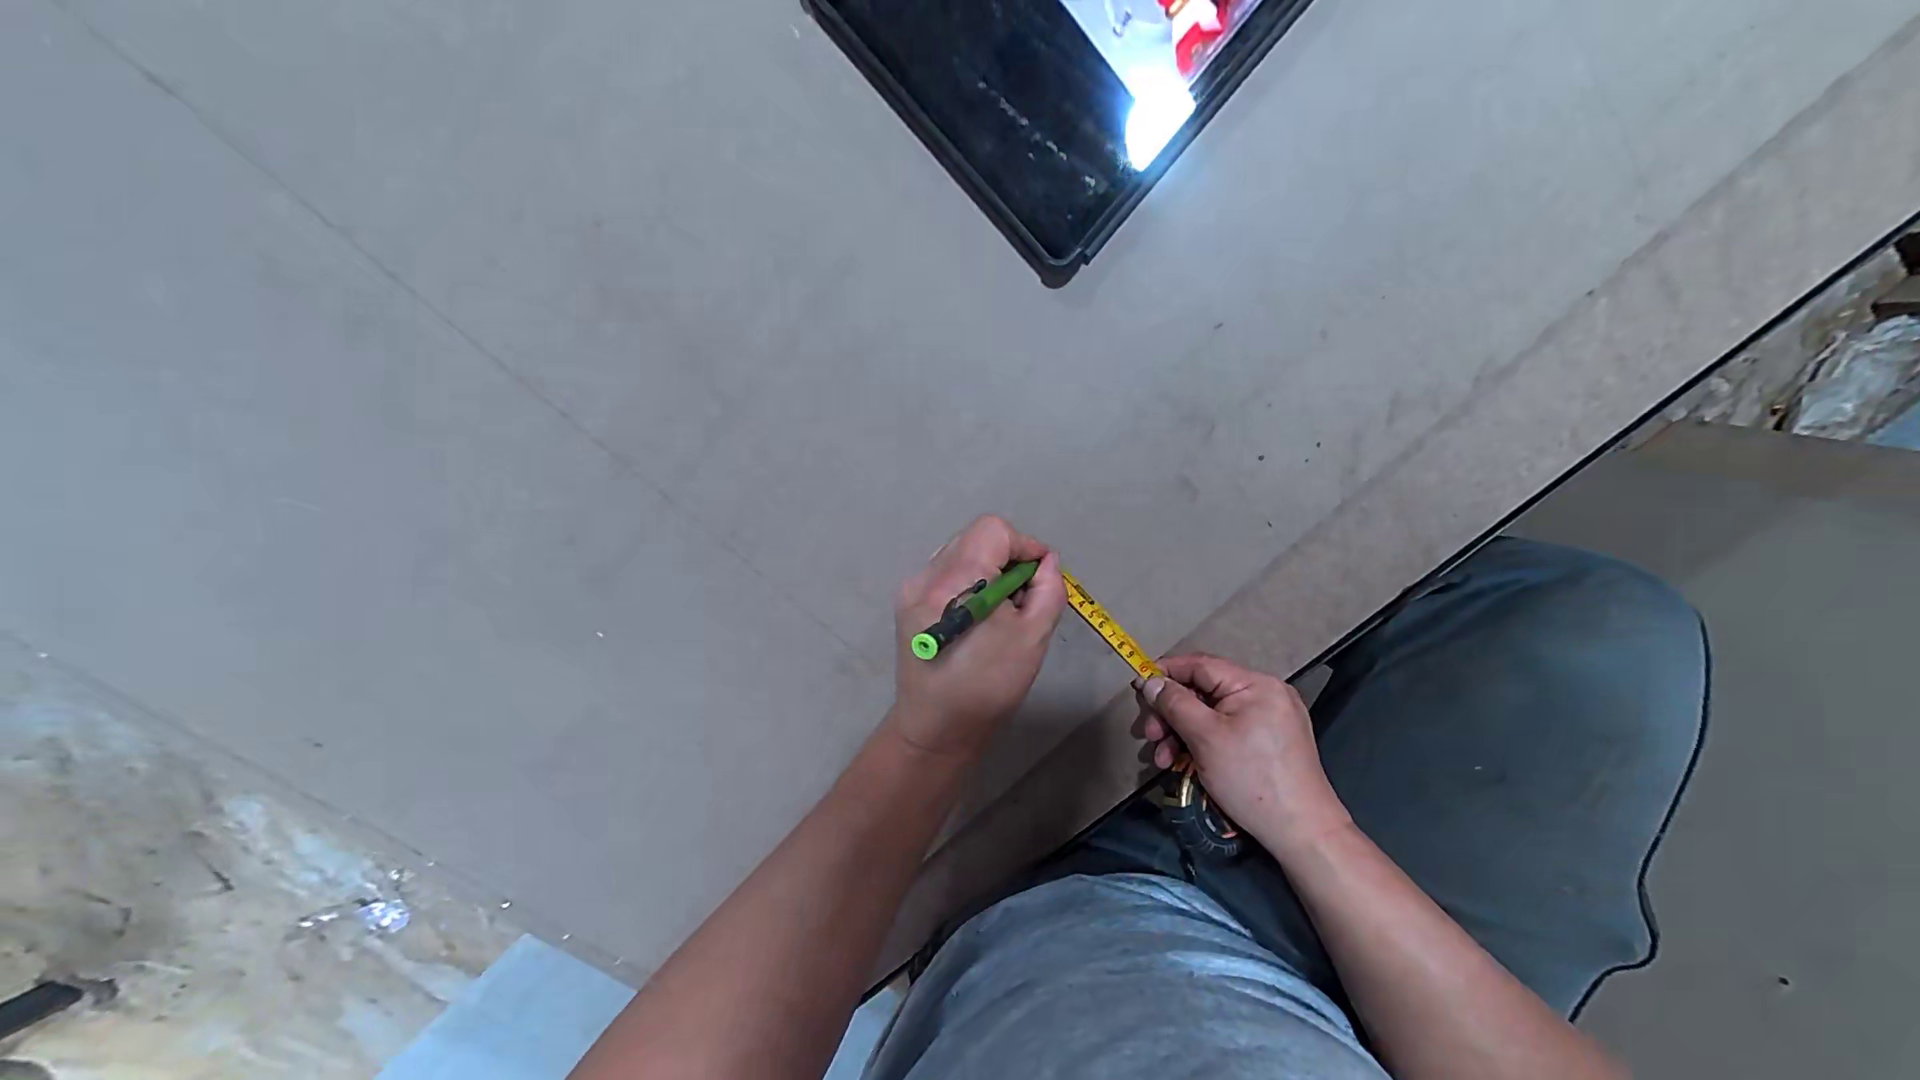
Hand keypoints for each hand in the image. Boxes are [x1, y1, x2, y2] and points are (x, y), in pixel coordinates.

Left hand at [889, 515, 1066, 759]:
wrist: (937, 728)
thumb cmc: (989, 686)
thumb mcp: (1033, 637)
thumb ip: (1048, 589)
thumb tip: (1046, 561)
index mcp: (954, 581)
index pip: (993, 530)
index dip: (1024, 546)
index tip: (1038, 577)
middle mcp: (926, 576)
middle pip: (974, 538)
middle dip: (1006, 558)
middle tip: (1021, 597)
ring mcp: (911, 588)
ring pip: (960, 553)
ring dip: (987, 569)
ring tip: (998, 610)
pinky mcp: (906, 602)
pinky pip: (945, 573)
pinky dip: (968, 582)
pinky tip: (975, 617)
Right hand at [1137, 653, 1351, 854]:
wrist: (1302, 833)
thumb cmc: (1252, 779)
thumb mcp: (1205, 737)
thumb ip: (1174, 703)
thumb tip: (1150, 680)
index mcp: (1256, 684)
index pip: (1200, 665)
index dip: (1165, 672)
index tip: (1138, 686)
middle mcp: (1265, 694)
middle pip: (1202, 691)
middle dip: (1170, 713)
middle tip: (1149, 735)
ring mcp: (1269, 719)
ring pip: (1210, 714)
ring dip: (1180, 732)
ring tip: (1162, 759)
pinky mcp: (1267, 742)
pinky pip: (1225, 731)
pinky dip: (1201, 743)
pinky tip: (1183, 762)